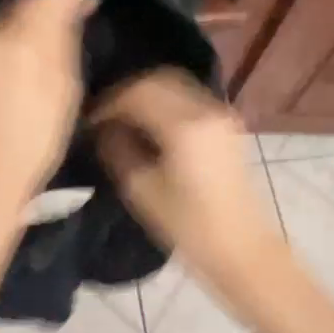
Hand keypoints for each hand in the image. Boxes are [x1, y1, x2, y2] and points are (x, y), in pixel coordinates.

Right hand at [92, 71, 284, 280]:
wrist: (245, 252)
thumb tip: (102, 128)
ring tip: (122, 118)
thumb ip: (117, 149)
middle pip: (157, 80)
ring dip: (145, 94)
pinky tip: (149, 123)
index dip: (108, 103)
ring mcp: (220, 113)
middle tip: (102, 116)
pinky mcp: (226, 124)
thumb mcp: (142, 191)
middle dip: (125, 93)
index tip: (88, 121)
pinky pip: (187, 96)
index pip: (137, 93)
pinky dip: (164, 100)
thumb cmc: (191, 228)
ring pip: (173, 84)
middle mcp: (205, 108)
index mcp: (184, 125)